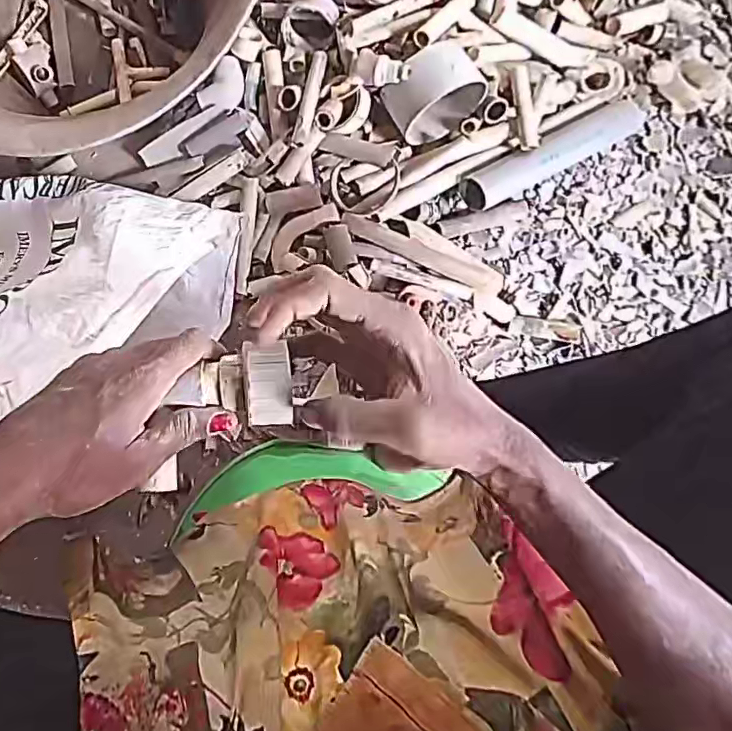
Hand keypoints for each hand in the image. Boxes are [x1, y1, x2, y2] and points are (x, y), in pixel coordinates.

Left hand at [0, 329, 228, 569]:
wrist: (10, 469)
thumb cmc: (75, 471)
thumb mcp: (139, 462)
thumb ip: (180, 431)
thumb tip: (217, 415)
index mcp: (141, 377)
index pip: (189, 342)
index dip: (212, 352)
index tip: (222, 375)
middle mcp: (116, 360)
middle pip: (166, 346)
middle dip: (189, 366)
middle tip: (199, 401)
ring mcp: (90, 364)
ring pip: (139, 355)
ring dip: (159, 373)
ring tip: (161, 412)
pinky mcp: (71, 375)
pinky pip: (114, 365)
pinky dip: (132, 378)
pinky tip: (123, 413)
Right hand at [245, 267, 533, 474]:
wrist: (483, 441)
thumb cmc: (457, 428)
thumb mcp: (407, 429)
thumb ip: (352, 419)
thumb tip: (303, 412)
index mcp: (390, 323)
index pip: (327, 290)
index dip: (286, 305)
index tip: (260, 334)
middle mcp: (375, 321)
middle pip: (313, 289)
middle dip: (275, 305)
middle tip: (248, 335)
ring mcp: (366, 337)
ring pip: (311, 312)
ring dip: (279, 323)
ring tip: (253, 347)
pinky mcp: (359, 358)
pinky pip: (316, 343)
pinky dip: (291, 350)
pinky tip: (274, 368)